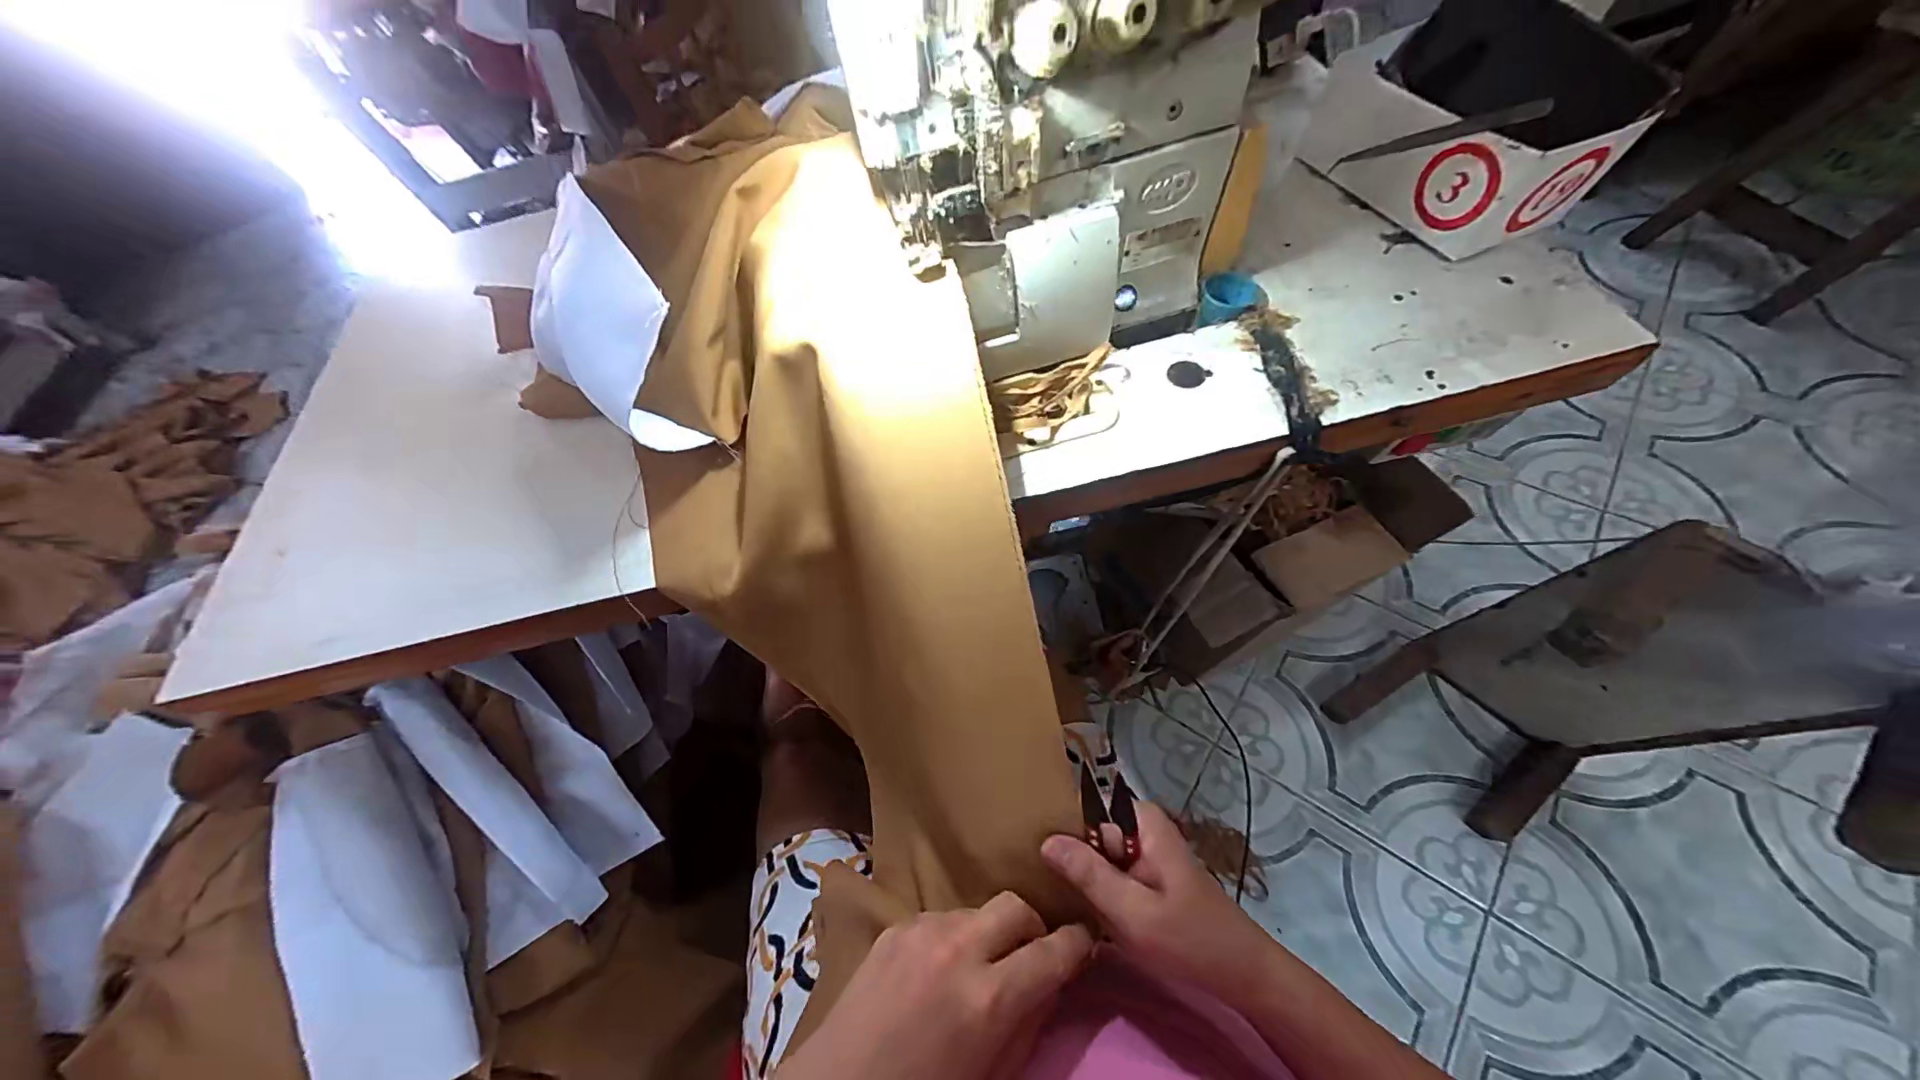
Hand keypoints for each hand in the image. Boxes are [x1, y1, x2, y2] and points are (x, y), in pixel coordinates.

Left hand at [777, 892, 1093, 1079]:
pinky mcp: (895, 925)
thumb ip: (1028, 1024)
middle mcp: (958, 949)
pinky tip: (938, 968)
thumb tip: (1051, 984)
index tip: (1085, 941)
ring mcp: (922, 930)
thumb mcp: (992, 1073)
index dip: (1077, 943)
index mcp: (988, 998)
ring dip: (989, 932)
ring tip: (976, 966)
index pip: (1052, 951)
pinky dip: (953, 936)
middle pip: (1017, 906)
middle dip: (1032, 927)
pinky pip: (942, 917)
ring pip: (978, 909)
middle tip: (1030, 954)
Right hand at [1041, 800, 1278, 1007]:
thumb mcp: (1133, 912)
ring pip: (1093, 850)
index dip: (1058, 826)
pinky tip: (1073, 904)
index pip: (1084, 805)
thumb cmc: (1190, 940)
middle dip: (1065, 851)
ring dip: (1076, 872)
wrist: (1241, 974)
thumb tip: (1045, 839)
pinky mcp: (1141, 873)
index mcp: (1141, 820)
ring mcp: (1141, 849)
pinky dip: (1091, 886)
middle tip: (1037, 879)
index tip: (1029, 848)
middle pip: (1086, 827)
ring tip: (1047, 890)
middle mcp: (1139, 825)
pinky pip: (1105, 869)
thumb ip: (1089, 875)